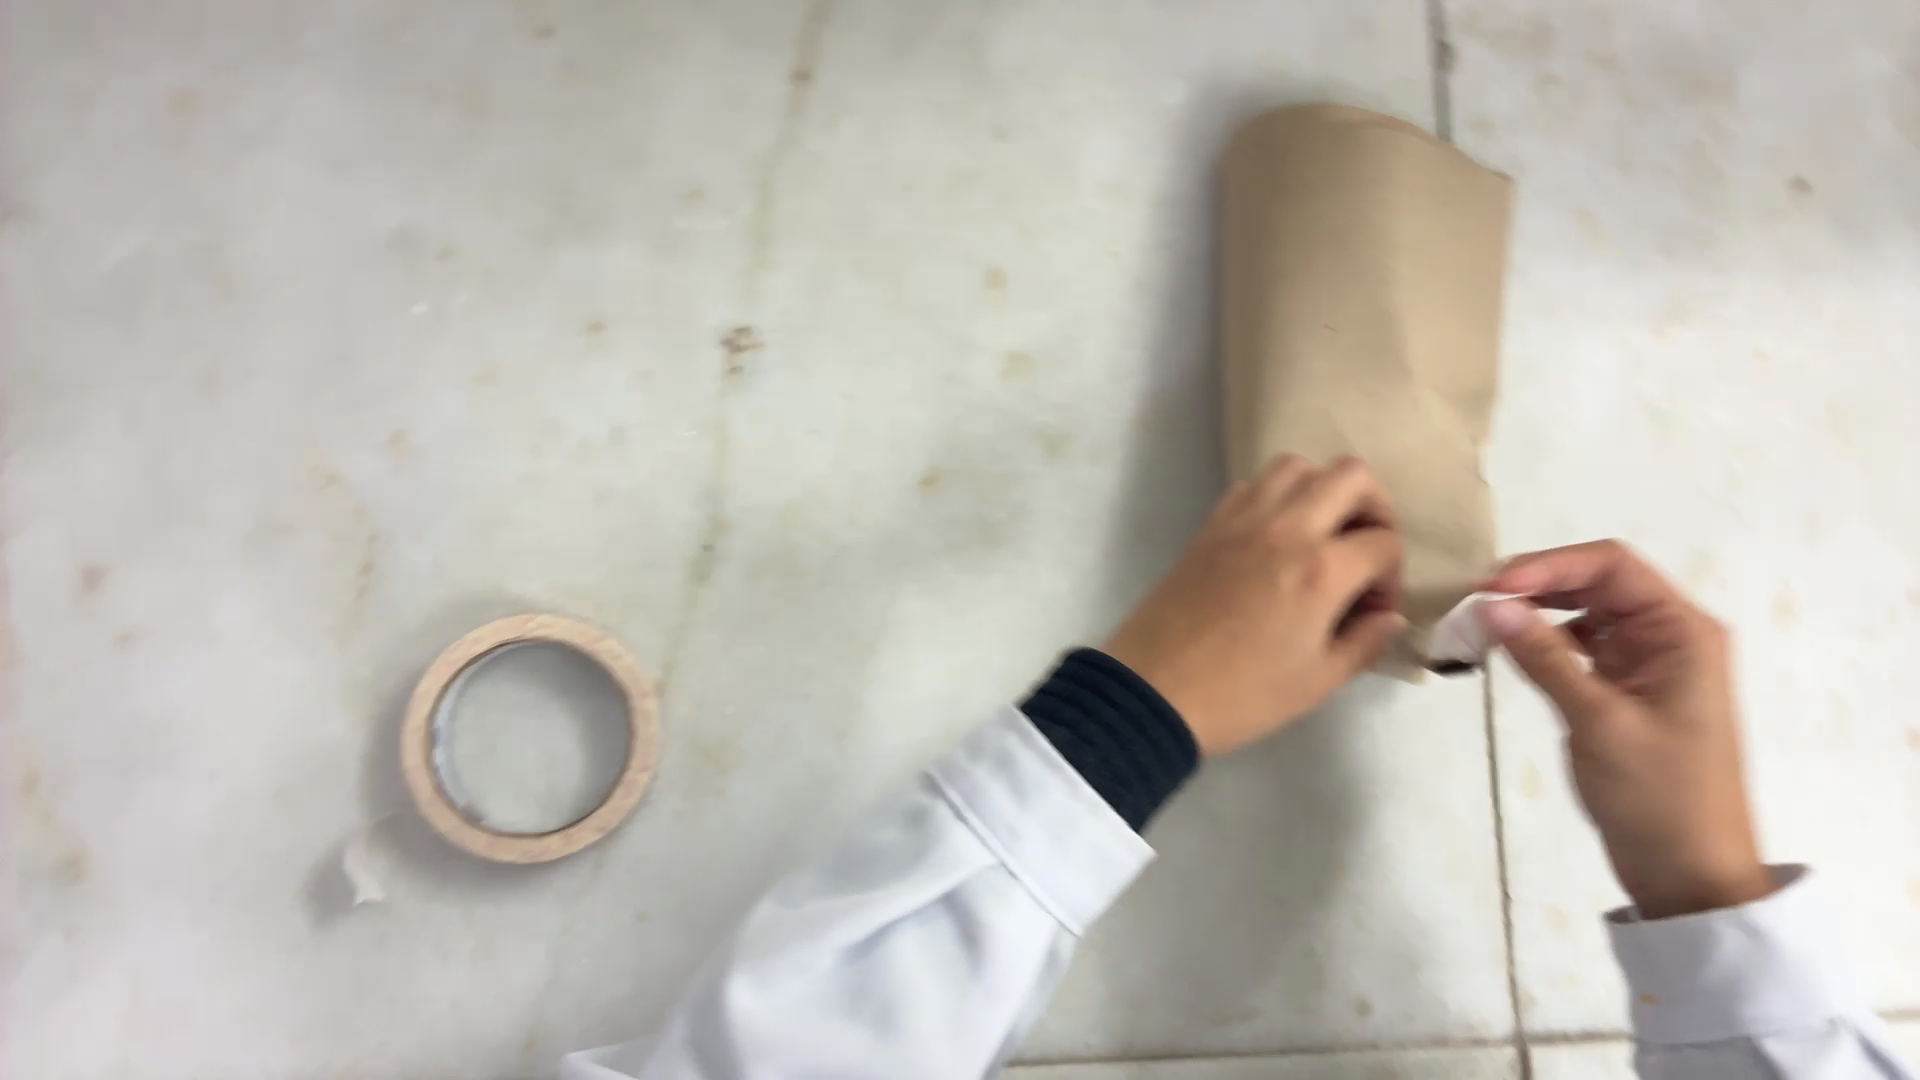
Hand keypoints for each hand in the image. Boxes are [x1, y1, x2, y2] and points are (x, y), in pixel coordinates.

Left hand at [1103, 455, 1406, 757]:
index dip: (1392, 577)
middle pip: (1350, 476)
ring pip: (1294, 466)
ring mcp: (1240, 521)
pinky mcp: (1207, 527)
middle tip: (1363, 553)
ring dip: (1320, 490)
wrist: (1153, 689)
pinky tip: (1272, 540)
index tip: (1371, 610)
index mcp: (1320, 568)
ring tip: (1320, 537)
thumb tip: (1390, 616)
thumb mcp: (1317, 680)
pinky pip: (1249, 486)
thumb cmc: (1241, 694)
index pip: (1384, 543)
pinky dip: (1272, 497)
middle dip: (1373, 508)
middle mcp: (1284, 528)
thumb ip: (1365, 642)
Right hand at [1479, 540, 1772, 918]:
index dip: (1547, 565)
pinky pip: (1573, 642)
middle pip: (1593, 580)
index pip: (1611, 565)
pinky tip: (1505, 650)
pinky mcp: (1619, 685)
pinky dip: (1536, 639)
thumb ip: (1543, 657)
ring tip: (1480, 623)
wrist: (1687, 870)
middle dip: (1532, 583)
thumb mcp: (1597, 720)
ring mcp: (1643, 660)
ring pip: (1579, 609)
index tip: (1491, 589)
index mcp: (1681, 633)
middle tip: (1474, 603)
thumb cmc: (1658, 794)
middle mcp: (1666, 635)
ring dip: (1530, 609)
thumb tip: (1489, 604)